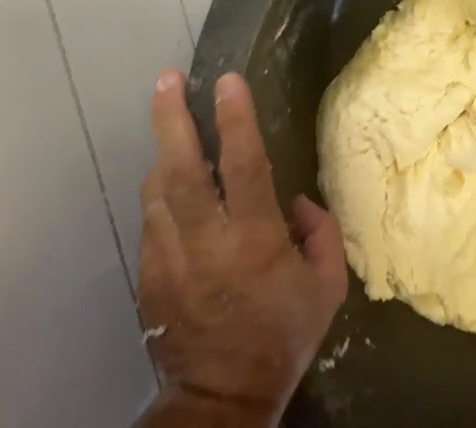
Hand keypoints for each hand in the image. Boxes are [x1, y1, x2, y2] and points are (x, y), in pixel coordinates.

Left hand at [138, 71, 346, 424]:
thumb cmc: (282, 337)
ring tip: (174, 128)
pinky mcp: (149, 275)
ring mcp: (169, 258)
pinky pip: (151, 220)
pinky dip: (161, 195)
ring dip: (165, 155)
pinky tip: (172, 186)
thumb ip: (323, 235)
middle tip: (166, 79)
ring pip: (156, 190)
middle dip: (171, 119)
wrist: (221, 396)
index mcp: (254, 241)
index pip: (243, 166)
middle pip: (180, 169)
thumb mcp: (326, 288)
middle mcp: (205, 242)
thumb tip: (299, 202)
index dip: (236, 119)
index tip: (228, 81)